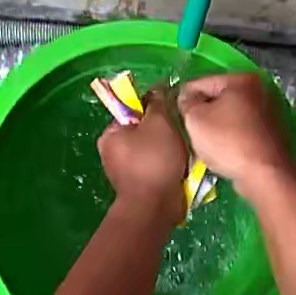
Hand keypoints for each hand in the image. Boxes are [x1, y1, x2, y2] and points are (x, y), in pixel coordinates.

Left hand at [98, 93, 187, 224]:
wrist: (155, 206)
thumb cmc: (154, 160)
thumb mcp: (158, 122)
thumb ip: (158, 102)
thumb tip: (158, 88)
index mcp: (110, 134)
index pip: (132, 110)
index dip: (154, 106)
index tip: (172, 110)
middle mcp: (113, 151)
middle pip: (144, 130)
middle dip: (164, 129)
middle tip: (181, 130)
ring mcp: (126, 170)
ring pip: (154, 148)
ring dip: (170, 147)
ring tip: (184, 148)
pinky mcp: (140, 184)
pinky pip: (157, 165)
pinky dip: (169, 163)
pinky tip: (183, 164)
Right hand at [178, 74, 295, 200]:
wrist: (264, 174)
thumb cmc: (227, 142)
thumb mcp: (195, 119)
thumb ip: (186, 103)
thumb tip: (186, 99)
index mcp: (241, 79)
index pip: (200, 83)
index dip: (182, 99)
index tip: (172, 115)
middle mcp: (259, 89)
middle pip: (217, 98)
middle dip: (200, 113)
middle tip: (187, 130)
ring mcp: (268, 111)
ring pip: (228, 115)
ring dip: (214, 126)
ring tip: (202, 143)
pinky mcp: (270, 132)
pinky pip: (240, 129)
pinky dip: (229, 137)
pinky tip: (220, 150)